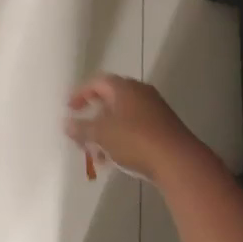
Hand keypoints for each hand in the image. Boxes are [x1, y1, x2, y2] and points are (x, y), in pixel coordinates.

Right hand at [65, 74, 203, 181]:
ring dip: (106, 132)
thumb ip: (82, 128)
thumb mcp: (103, 134)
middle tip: (81, 133)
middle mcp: (139, 92)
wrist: (176, 159)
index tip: (69, 108)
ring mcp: (153, 108)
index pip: (98, 82)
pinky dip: (120, 138)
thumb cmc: (135, 140)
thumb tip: (66, 123)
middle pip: (110, 98)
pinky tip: (115, 159)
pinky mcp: (161, 126)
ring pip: (122, 116)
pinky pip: (134, 127)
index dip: (81, 93)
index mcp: (124, 87)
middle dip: (93, 116)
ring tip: (96, 154)